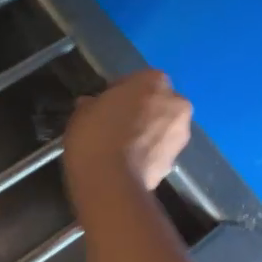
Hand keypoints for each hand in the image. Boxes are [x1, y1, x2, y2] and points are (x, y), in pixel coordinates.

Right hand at [62, 69, 192, 193]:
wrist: (111, 182)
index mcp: (153, 81)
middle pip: (156, 102)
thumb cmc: (94, 137)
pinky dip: (147, 152)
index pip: (136, 80)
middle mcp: (176, 101)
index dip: (118, 93)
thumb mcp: (81, 114)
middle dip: (139, 111)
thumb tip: (92, 105)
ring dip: (146, 132)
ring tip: (120, 147)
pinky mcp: (176, 159)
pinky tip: (127, 162)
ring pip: (161, 126)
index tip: (104, 106)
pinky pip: (159, 149)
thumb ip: (91, 104)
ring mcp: (181, 132)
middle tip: (114, 126)